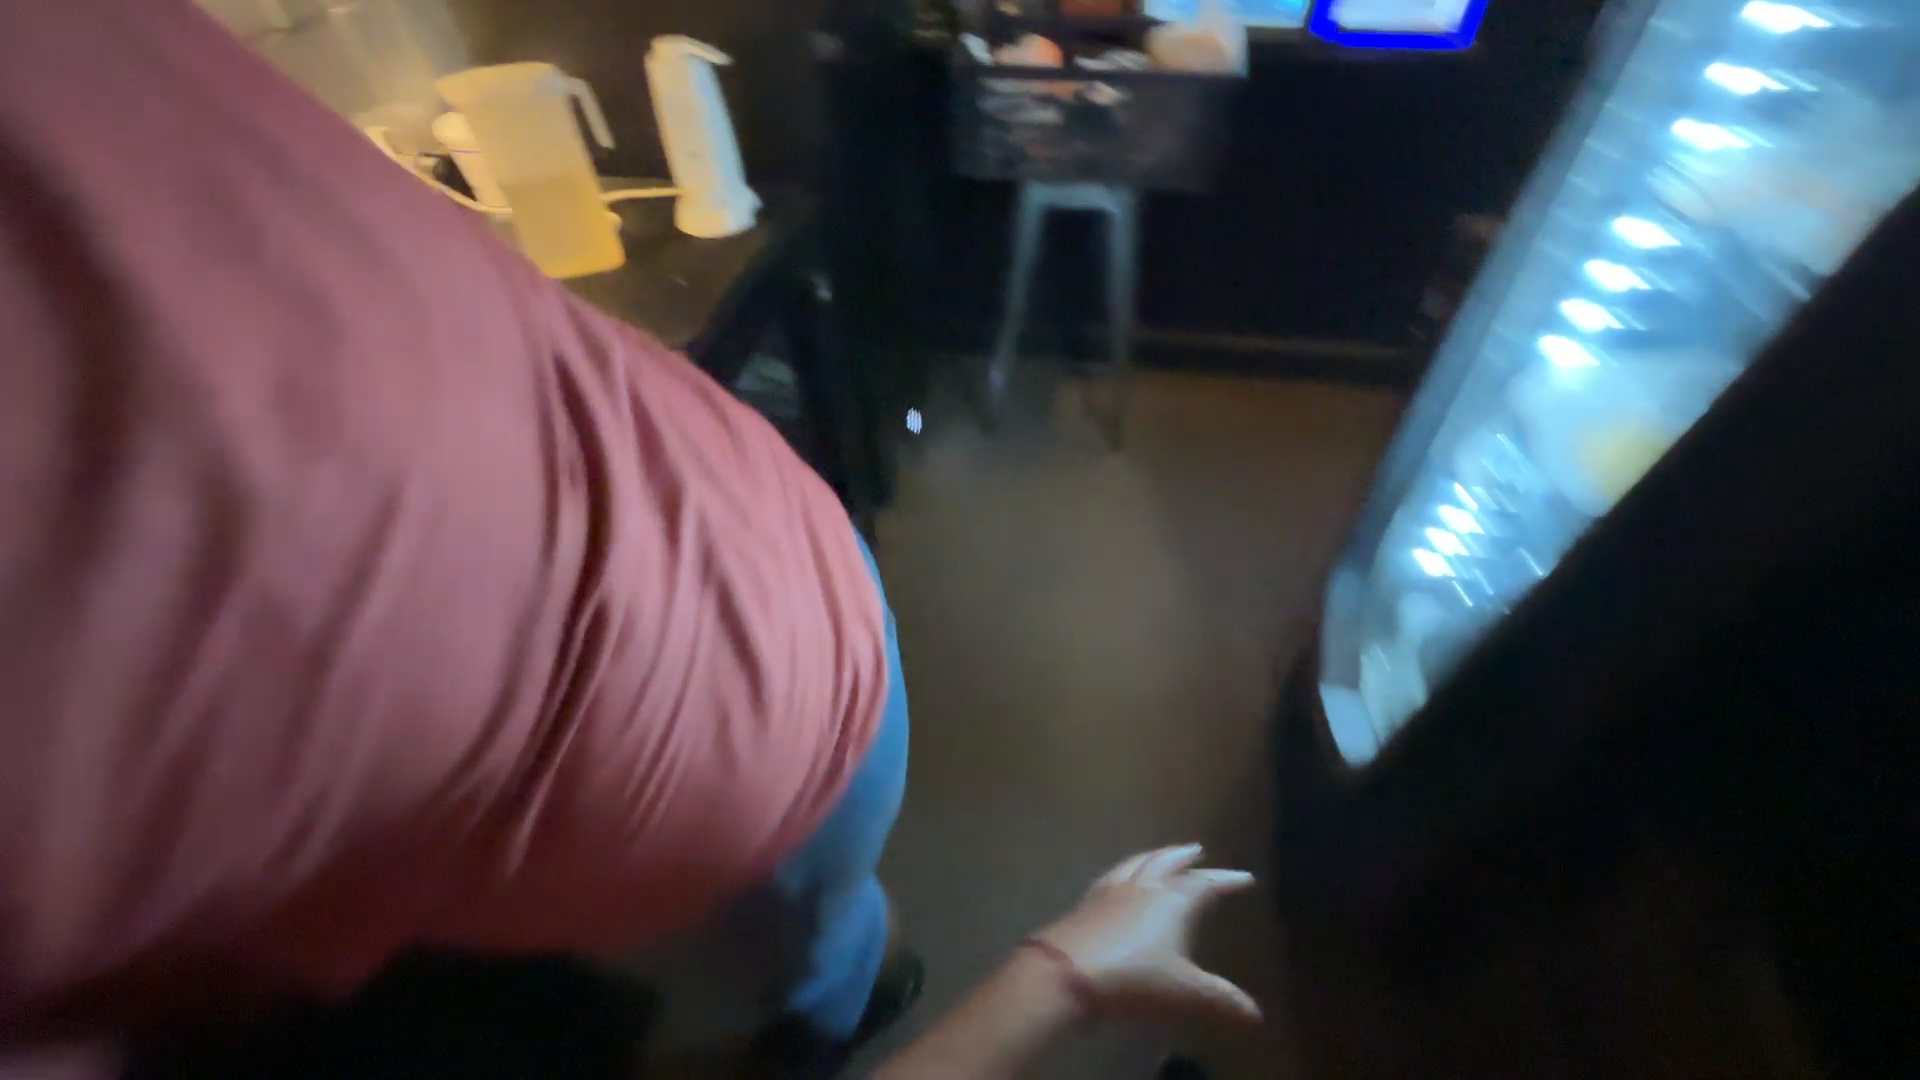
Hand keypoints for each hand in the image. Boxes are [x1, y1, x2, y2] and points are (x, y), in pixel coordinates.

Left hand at [1033, 844, 1260, 1025]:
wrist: (1068, 972)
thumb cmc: (1136, 979)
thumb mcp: (1186, 993)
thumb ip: (1221, 1000)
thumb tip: (1256, 1014)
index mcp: (1172, 900)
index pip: (1204, 884)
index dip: (1225, 880)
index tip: (1243, 877)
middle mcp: (1142, 887)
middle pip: (1166, 862)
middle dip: (1183, 856)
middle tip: (1196, 849)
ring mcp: (1110, 891)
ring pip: (1137, 863)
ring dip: (1153, 857)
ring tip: (1160, 855)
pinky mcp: (1086, 902)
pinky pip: (1111, 876)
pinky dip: (1124, 870)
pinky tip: (1120, 877)